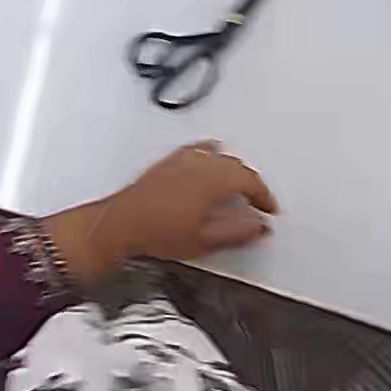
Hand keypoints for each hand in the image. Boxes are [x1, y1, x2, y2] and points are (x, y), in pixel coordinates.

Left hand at [49, 142, 278, 285]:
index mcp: (212, 179)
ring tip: (236, 186)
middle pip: (235, 164)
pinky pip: (198, 150)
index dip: (264, 195)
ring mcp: (181, 159)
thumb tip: (258, 226)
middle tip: (256, 201)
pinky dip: (210, 158)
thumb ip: (238, 232)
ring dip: (231, 168)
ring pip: (217, 155)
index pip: (249, 179)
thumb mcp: (206, 240)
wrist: (121, 224)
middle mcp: (197, 163)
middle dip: (249, 181)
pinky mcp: (167, 161)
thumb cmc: (156, 231)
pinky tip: (207, 168)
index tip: (269, 208)